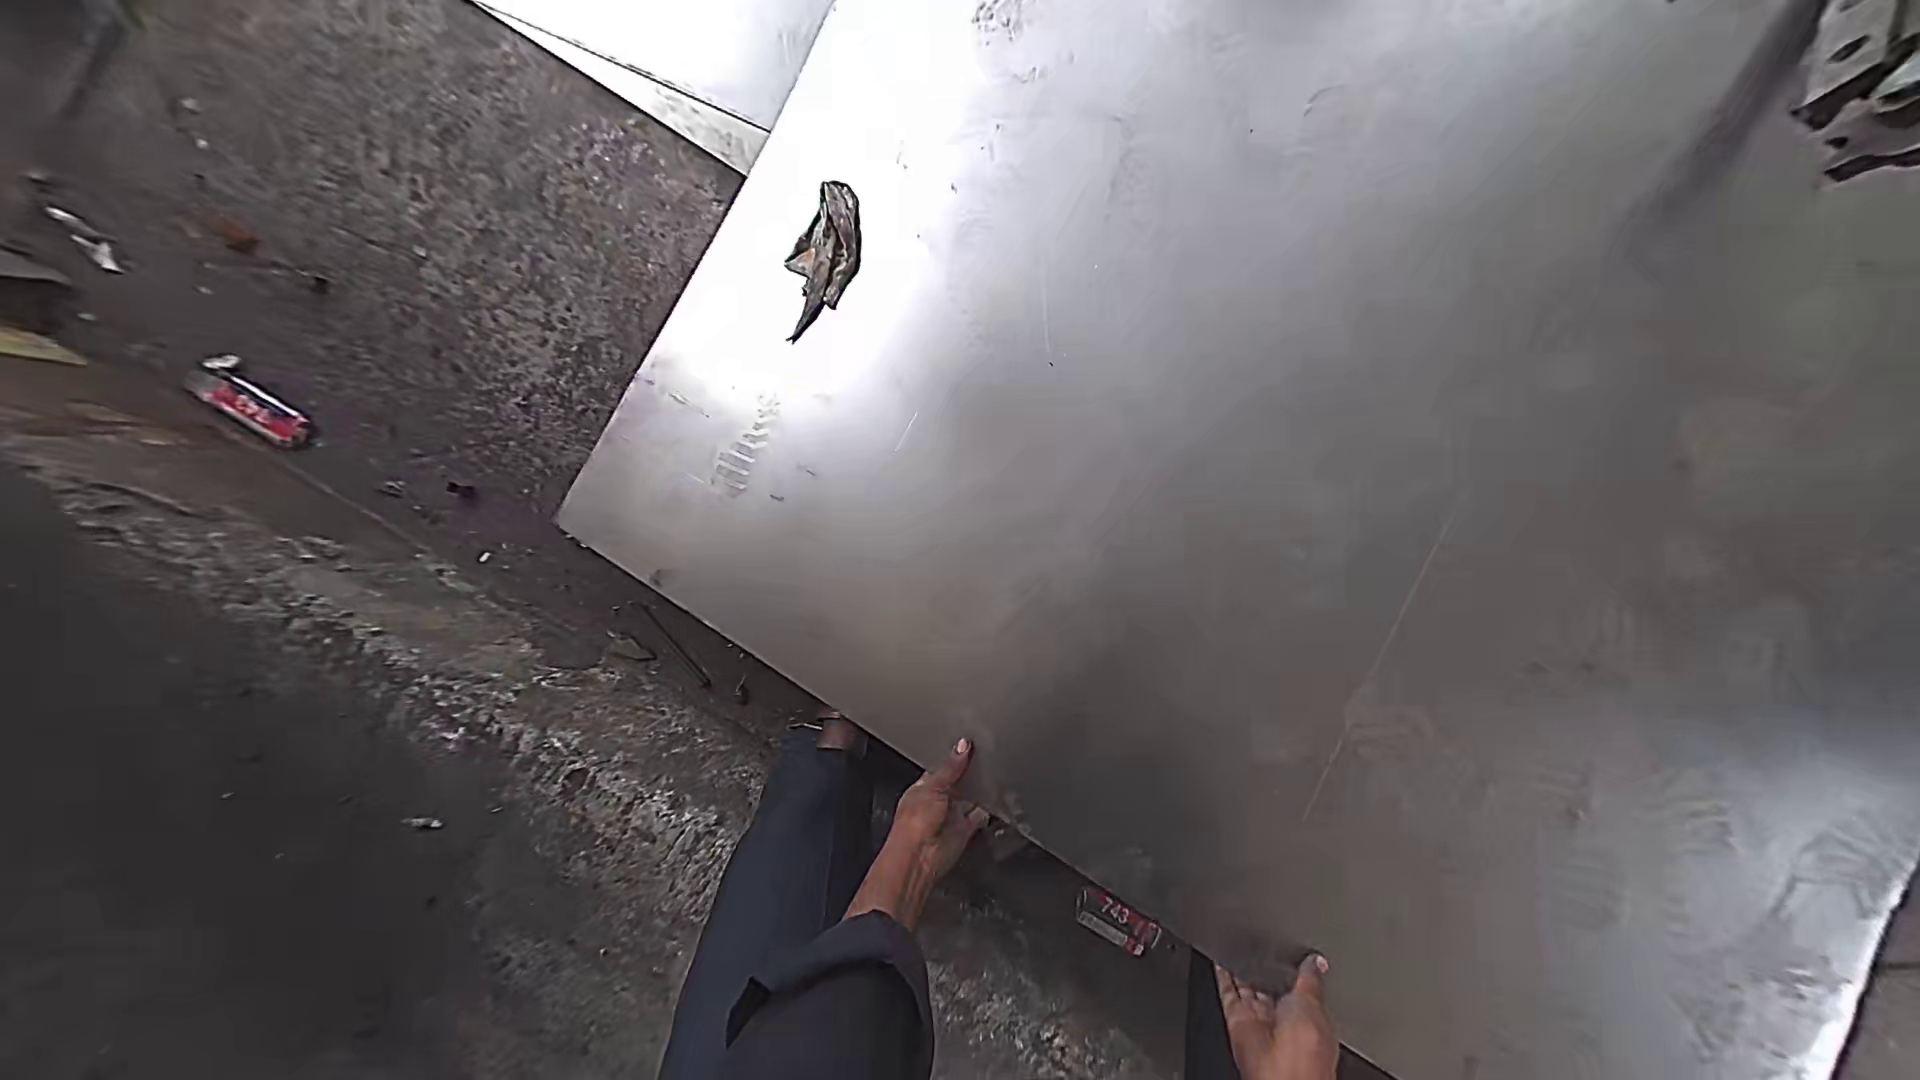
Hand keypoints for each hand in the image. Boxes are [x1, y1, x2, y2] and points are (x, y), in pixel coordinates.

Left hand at [844, 737, 989, 929]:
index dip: (954, 758)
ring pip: (969, 799)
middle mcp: (938, 801)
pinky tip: (992, 800)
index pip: (942, 768)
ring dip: (978, 791)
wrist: (918, 858)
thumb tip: (962, 746)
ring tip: (990, 774)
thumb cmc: (913, 823)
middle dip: (968, 774)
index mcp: (924, 787)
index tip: (968, 744)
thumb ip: (950, 767)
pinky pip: (978, 817)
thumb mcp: (932, 786)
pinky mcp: (964, 830)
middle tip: (983, 757)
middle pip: (958, 783)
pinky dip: (985, 810)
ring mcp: (951, 816)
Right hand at [1215, 954, 1336, 1079]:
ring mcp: (1258, 1019)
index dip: (1296, 970)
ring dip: (1242, 967)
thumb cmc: (1307, 1051)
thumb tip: (1317, 961)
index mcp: (1309, 1019)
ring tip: (1239, 944)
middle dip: (1267, 968)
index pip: (1300, 989)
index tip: (1294, 952)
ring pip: (1248, 987)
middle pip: (1272, 987)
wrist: (1281, 1074)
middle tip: (1263, 943)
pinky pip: (1227, 990)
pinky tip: (1221, 958)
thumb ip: (1311, 979)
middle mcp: (1282, 1021)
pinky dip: (1221, 974)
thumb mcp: (1314, 1003)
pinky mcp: (1236, 1018)